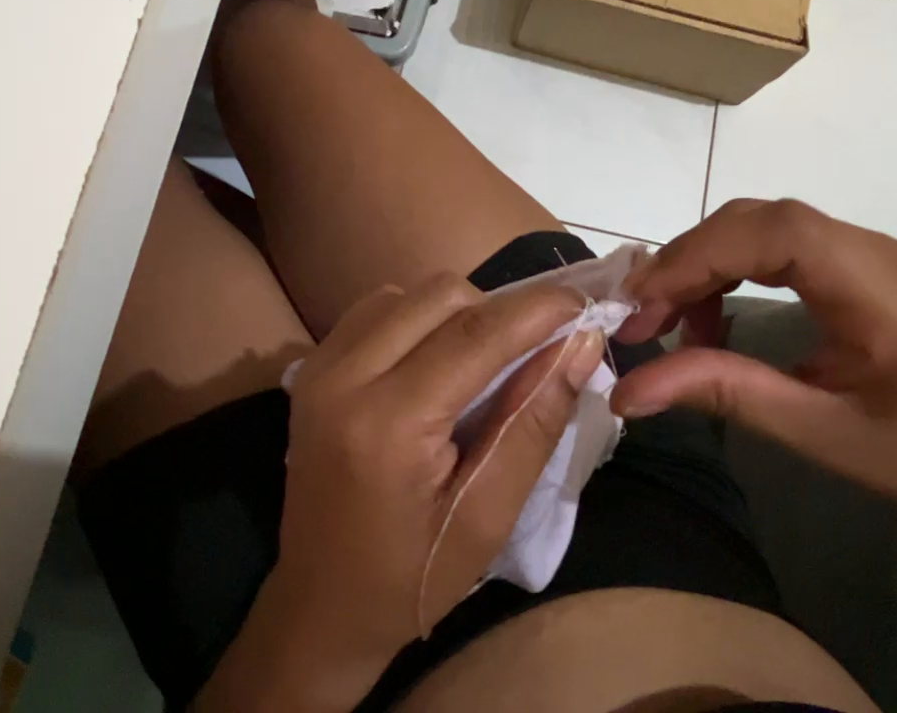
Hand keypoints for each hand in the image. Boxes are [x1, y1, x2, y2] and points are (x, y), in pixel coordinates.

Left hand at [207, 276, 601, 710]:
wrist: (320, 602)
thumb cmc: (413, 575)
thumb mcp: (487, 516)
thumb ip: (534, 424)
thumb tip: (579, 345)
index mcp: (387, 423)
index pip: (475, 334)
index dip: (537, 308)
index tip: (585, 302)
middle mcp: (342, 377)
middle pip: (438, 295)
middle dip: (498, 310)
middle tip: (533, 350)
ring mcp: (318, 367)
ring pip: (406, 294)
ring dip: (456, 313)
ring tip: (482, 365)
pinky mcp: (311, 367)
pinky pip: (376, 309)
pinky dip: (418, 319)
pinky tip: (434, 364)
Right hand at [610, 199, 896, 516]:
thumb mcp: (819, 434)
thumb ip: (726, 395)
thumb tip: (628, 392)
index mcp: (886, 291)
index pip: (780, 234)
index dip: (700, 255)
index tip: (642, 305)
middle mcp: (877, 251)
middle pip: (761, 220)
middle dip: (689, 261)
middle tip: (640, 320)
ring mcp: (867, 249)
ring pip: (759, 225)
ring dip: (702, 265)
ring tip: (669, 324)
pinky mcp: (852, 260)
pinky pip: (772, 243)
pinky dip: (726, 271)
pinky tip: (710, 317)